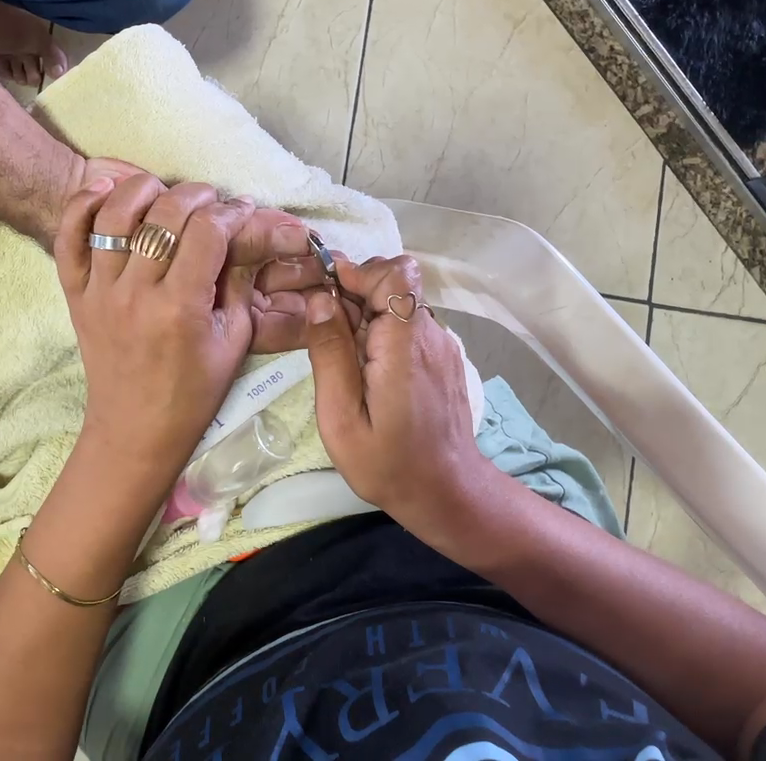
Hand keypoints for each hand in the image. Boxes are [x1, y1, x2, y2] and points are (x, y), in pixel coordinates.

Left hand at [55, 174, 260, 489]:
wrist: (135, 429)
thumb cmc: (193, 391)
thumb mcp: (233, 339)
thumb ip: (238, 283)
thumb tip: (246, 232)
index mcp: (180, 308)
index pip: (207, 232)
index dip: (230, 212)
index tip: (242, 210)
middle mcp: (135, 293)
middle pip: (164, 215)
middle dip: (196, 194)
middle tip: (211, 200)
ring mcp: (99, 291)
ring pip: (114, 215)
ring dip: (142, 189)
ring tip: (163, 190)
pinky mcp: (75, 294)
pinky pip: (67, 238)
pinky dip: (81, 206)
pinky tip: (105, 190)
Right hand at [302, 255, 496, 529]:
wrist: (447, 493)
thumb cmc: (388, 463)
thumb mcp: (341, 417)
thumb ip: (330, 354)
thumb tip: (319, 300)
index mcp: (405, 345)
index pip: (395, 273)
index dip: (360, 272)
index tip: (330, 297)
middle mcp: (430, 335)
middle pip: (395, 283)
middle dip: (356, 295)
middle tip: (330, 337)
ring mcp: (442, 345)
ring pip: (400, 304)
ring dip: (368, 317)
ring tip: (348, 363)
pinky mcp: (444, 358)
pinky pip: (409, 326)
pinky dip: (384, 334)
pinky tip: (370, 373)